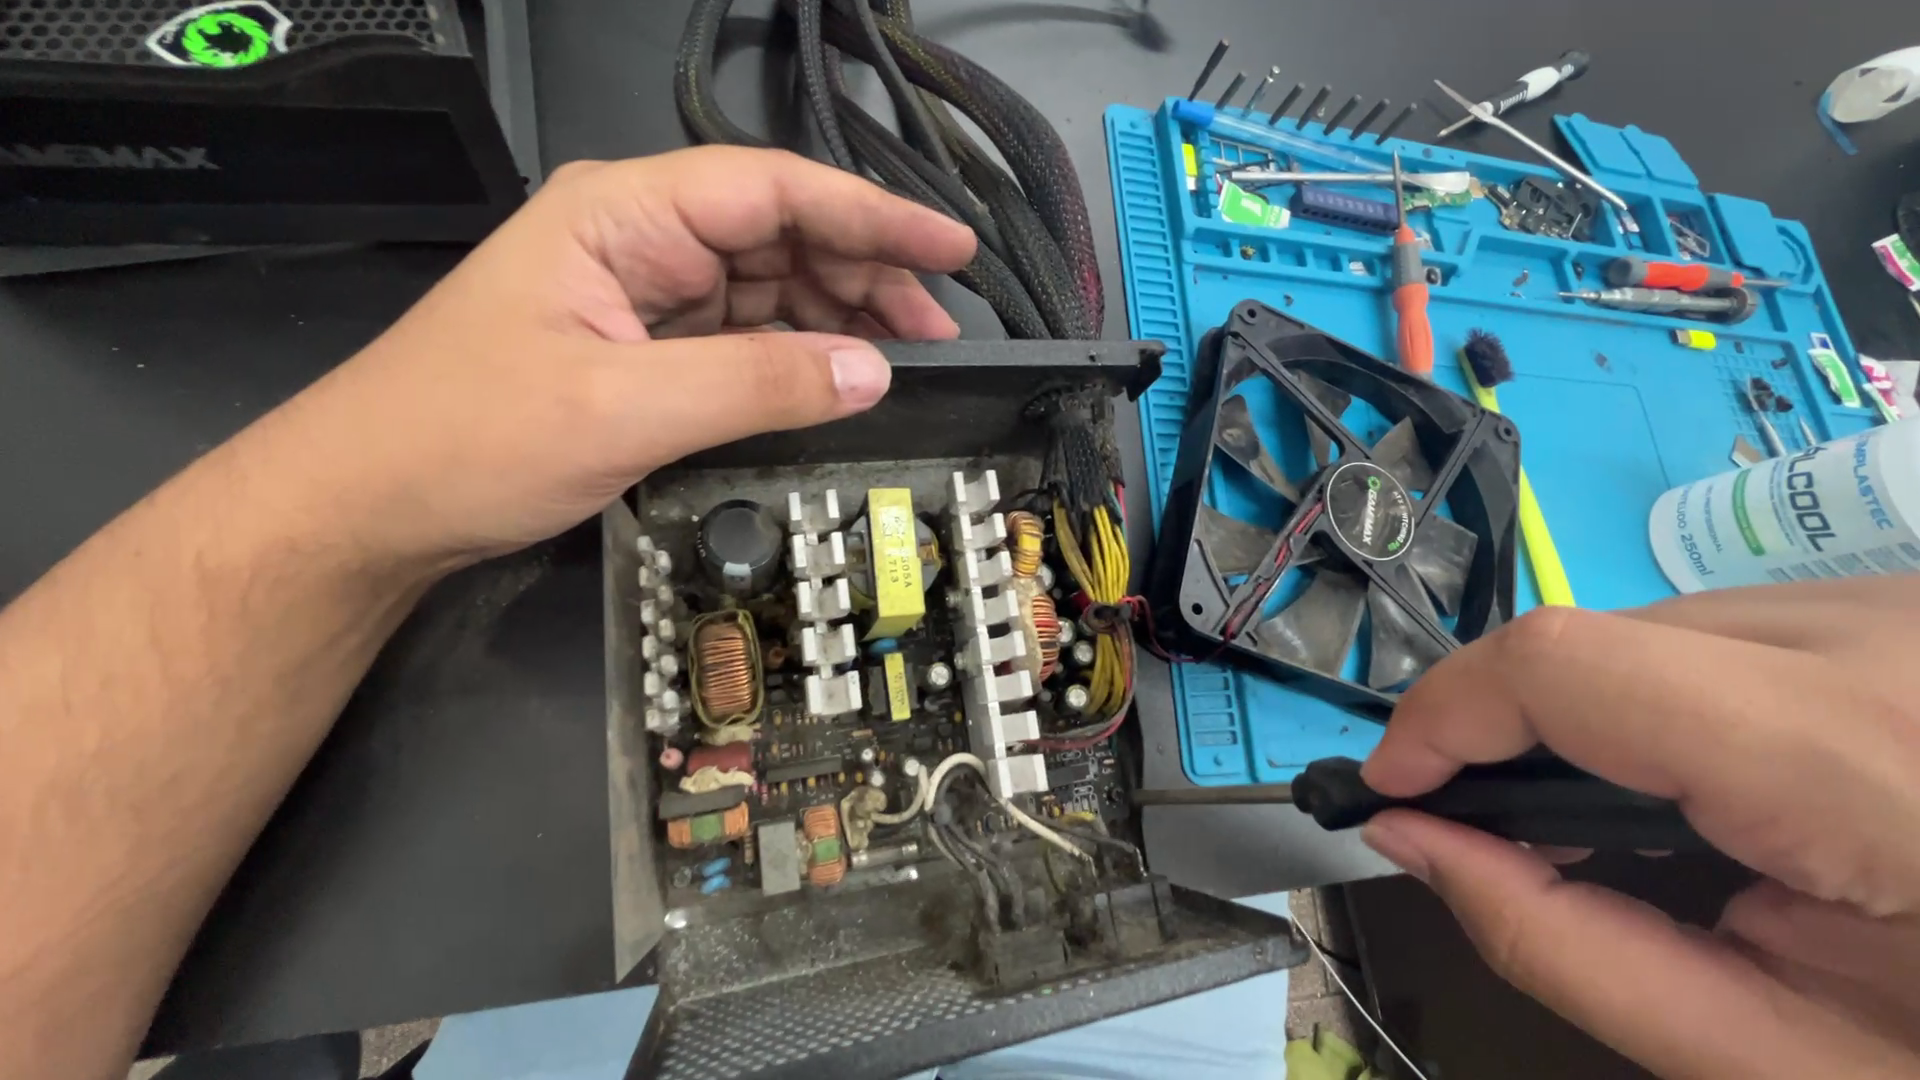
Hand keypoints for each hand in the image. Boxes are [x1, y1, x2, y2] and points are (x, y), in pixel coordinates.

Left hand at [239, 146, 974, 567]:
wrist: (372, 505)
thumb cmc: (471, 439)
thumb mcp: (624, 407)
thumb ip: (758, 382)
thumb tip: (873, 372)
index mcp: (624, 214)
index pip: (775, 191)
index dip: (873, 216)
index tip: (952, 248)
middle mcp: (641, 239)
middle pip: (782, 235)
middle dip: (867, 274)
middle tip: (940, 328)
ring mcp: (646, 296)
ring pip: (771, 288)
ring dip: (842, 316)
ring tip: (910, 353)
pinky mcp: (649, 350)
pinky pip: (746, 338)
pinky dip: (800, 355)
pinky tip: (842, 375)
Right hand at [1360, 578, 1919, 1077]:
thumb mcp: (1782, 1060)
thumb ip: (1558, 940)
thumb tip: (1408, 837)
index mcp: (1877, 763)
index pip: (1567, 664)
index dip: (1445, 713)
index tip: (1396, 788)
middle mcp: (1902, 637)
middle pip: (1597, 637)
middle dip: (1508, 729)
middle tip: (1499, 828)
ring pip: (1650, 624)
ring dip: (1587, 715)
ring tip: (1618, 819)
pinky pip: (1723, 627)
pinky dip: (1660, 698)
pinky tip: (1706, 780)